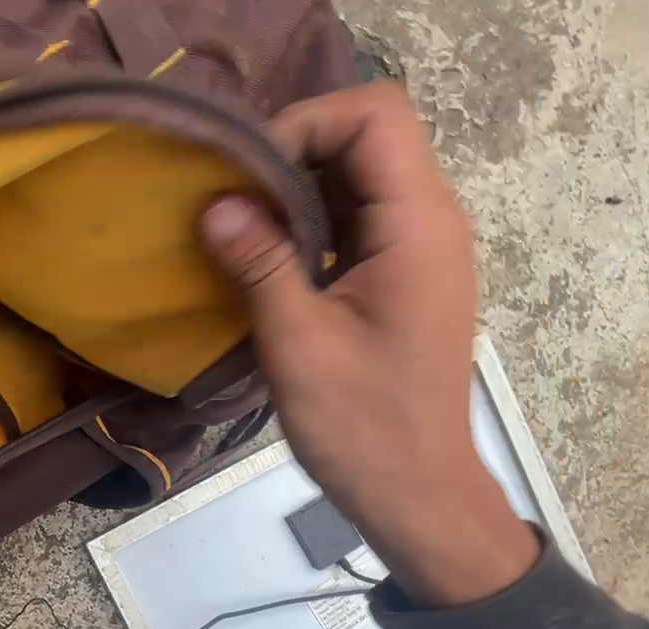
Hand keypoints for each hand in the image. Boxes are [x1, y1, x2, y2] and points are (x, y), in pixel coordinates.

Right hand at [199, 81, 537, 606]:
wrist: (413, 490)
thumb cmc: (360, 425)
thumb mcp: (298, 344)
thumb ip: (260, 265)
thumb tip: (217, 204)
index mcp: (419, 227)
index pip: (374, 118)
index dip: (304, 124)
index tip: (242, 175)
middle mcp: (432, 223)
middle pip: (369, 139)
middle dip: (292, 153)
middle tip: (228, 197)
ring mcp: (421, 251)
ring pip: (361, 180)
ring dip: (297, 191)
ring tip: (237, 225)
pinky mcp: (403, 280)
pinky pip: (358, 223)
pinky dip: (310, 225)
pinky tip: (265, 258)